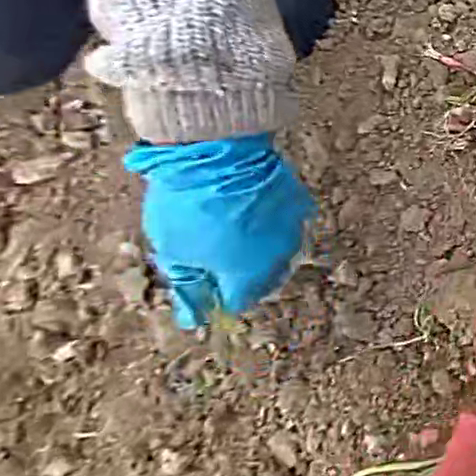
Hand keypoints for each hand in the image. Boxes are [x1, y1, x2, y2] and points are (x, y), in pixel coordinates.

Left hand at [123, 134, 314, 328]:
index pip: (239, 302)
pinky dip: (271, 229)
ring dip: (259, 253)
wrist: (220, 157)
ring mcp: (297, 231)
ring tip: (232, 238)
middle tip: (213, 264)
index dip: (218, 299)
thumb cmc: (189, 209)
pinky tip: (249, 216)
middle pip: (265, 281)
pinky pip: (288, 227)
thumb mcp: (173, 251)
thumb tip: (196, 317)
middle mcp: (282, 258)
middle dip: (242, 278)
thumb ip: (189, 286)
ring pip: (279, 254)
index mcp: (250, 275)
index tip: (201, 289)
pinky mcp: (301, 207)